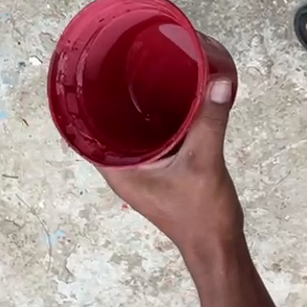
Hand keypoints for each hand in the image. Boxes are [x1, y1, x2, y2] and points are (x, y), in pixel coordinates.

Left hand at [96, 36, 244, 261]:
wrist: (220, 248)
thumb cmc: (202, 213)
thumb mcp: (204, 162)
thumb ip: (210, 121)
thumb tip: (219, 80)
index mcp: (120, 169)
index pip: (86, 130)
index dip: (87, 99)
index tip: (95, 68)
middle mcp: (126, 168)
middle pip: (109, 124)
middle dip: (118, 94)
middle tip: (127, 59)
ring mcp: (144, 170)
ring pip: (134, 129)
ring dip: (141, 105)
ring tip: (149, 70)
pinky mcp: (164, 168)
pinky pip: (154, 135)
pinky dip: (161, 116)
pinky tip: (175, 97)